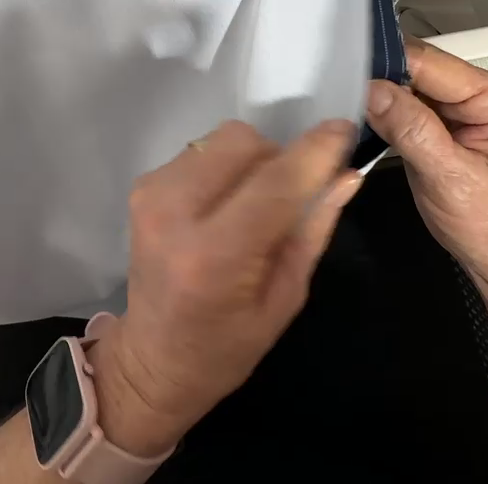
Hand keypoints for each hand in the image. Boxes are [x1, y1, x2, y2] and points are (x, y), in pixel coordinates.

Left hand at [91, 119, 362, 455]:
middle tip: (288, 195)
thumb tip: (345, 174)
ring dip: (248, 161)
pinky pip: (198, 151)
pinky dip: (221, 167)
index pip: (275, 184)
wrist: (153, 357)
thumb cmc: (227, 344)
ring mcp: (151, 194)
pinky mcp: (142, 185)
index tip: (343, 130)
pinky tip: (221, 205)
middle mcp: (174, 212)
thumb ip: (313, 229)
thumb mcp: (285, 298)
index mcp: (214, 256)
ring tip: (251, 205)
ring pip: (220, 139)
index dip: (314, 152)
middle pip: (242, 142)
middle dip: (278, 157)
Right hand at [365, 41, 487, 297]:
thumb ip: (413, 131)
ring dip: (377, 93)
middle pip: (417, 66)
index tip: (344, 76)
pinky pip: (406, 100)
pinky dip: (382, 108)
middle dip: (379, 78)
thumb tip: (372, 88)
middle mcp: (484, 91)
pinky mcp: (444, 120)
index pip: (431, 63)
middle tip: (337, 92)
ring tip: (343, 104)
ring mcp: (463, 105)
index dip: (387, 66)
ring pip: (407, 81)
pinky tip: (360, 116)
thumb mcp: (450, 181)